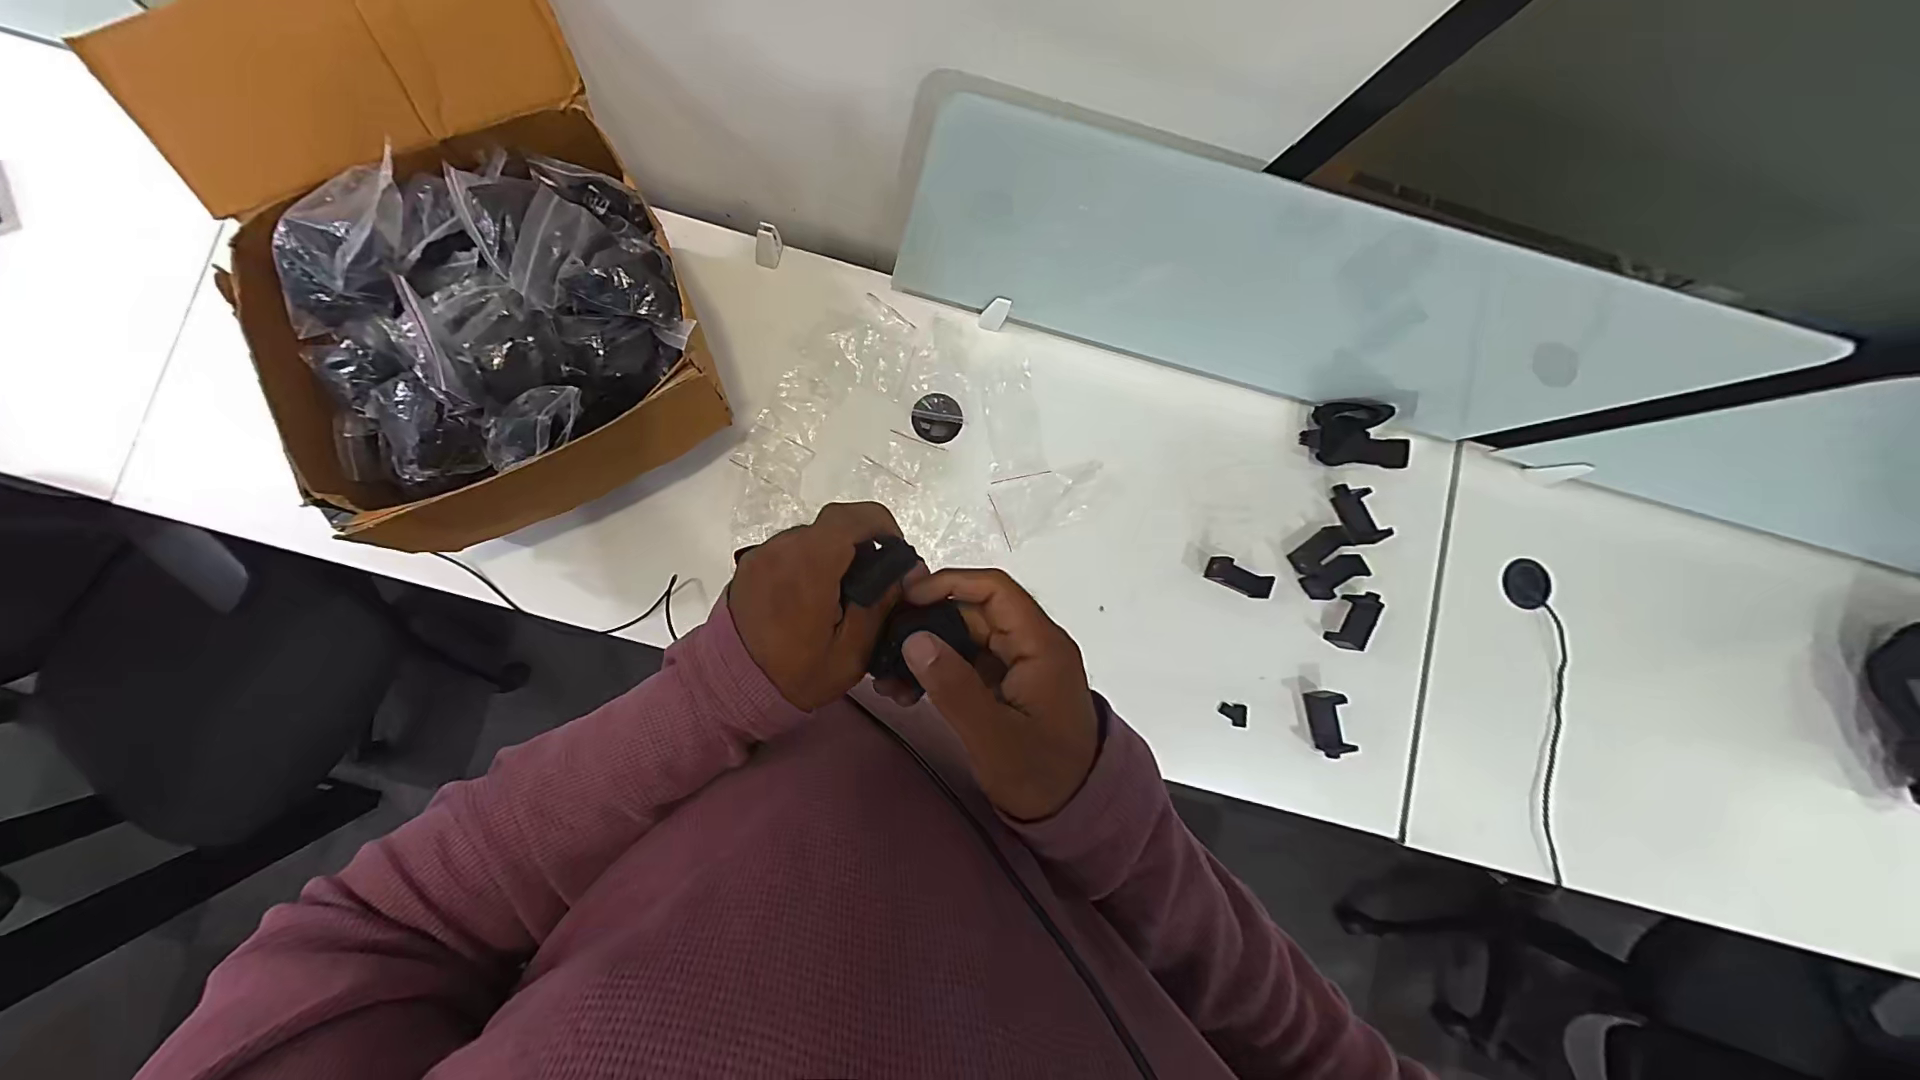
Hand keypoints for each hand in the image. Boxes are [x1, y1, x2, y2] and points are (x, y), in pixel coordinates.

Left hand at [728, 502, 916, 709]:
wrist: (727, 690)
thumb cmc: (793, 676)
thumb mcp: (851, 652)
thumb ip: (880, 605)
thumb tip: (902, 572)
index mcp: (808, 566)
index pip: (852, 517)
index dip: (882, 524)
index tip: (896, 548)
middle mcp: (781, 550)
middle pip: (834, 525)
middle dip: (863, 542)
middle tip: (877, 577)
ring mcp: (762, 555)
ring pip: (813, 536)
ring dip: (837, 552)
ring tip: (847, 591)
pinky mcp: (751, 564)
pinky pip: (792, 549)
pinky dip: (813, 560)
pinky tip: (819, 594)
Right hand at [879, 568, 1098, 820]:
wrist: (1077, 814)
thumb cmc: (1043, 776)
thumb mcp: (994, 737)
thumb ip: (955, 688)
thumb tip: (914, 639)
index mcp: (1041, 645)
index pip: (995, 590)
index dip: (950, 584)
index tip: (907, 599)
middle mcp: (1033, 645)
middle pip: (975, 612)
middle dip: (929, 622)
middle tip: (885, 644)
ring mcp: (1021, 664)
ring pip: (967, 636)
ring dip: (929, 649)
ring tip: (890, 677)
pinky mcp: (1009, 683)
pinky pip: (969, 661)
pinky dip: (939, 670)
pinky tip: (908, 690)